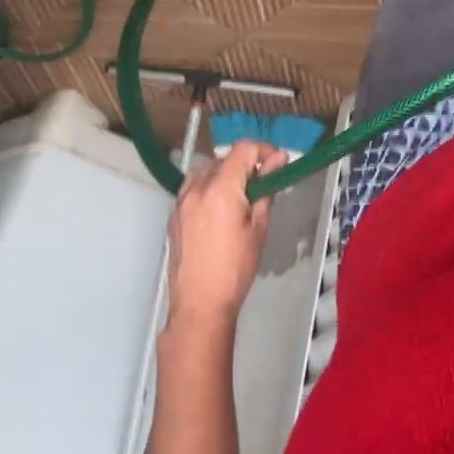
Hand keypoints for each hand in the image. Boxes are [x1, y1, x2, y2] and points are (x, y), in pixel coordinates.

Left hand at [165, 141, 283, 331]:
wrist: (200, 304)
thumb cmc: (237, 266)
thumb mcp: (259, 226)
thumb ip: (266, 188)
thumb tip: (278, 160)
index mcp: (221, 189)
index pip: (243, 150)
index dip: (264, 151)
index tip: (278, 164)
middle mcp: (197, 189)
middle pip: (224, 158)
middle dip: (246, 164)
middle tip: (264, 183)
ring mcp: (181, 202)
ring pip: (205, 170)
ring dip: (225, 173)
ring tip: (240, 195)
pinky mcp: (174, 216)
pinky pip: (192, 188)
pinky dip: (209, 187)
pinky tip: (220, 209)